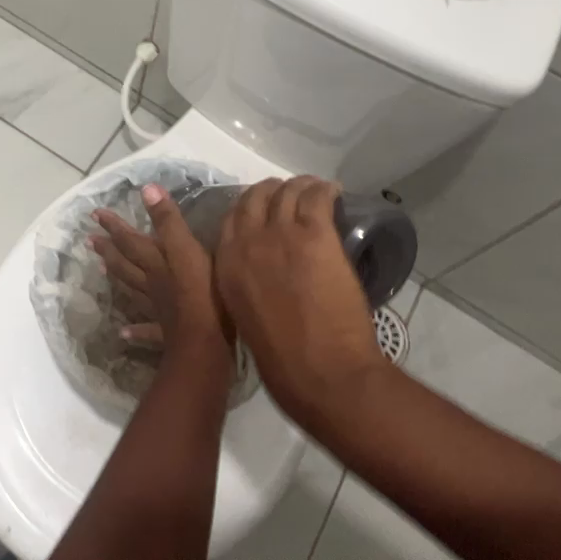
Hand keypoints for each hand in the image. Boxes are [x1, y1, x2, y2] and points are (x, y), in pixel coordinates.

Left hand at [92, 185, 233, 359]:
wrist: (204, 340)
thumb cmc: (201, 289)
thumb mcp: (186, 247)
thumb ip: (168, 220)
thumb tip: (146, 188)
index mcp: (156, 261)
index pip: (130, 239)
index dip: (114, 226)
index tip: (95, 214)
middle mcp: (151, 282)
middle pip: (125, 263)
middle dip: (109, 249)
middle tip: (89, 240)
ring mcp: (157, 308)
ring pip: (131, 290)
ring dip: (117, 279)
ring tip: (102, 272)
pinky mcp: (167, 331)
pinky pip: (147, 329)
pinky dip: (135, 330)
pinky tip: (124, 333)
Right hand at [215, 176, 386, 423]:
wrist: (320, 373)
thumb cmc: (283, 363)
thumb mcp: (245, 318)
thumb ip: (246, 288)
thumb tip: (262, 278)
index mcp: (225, 267)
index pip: (231, 219)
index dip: (249, 208)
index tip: (265, 209)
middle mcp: (247, 242)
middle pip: (255, 197)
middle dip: (272, 191)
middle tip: (291, 195)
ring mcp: (281, 234)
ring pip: (287, 191)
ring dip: (301, 186)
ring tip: (316, 190)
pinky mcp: (315, 234)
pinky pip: (317, 197)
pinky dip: (326, 190)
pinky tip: (335, 191)